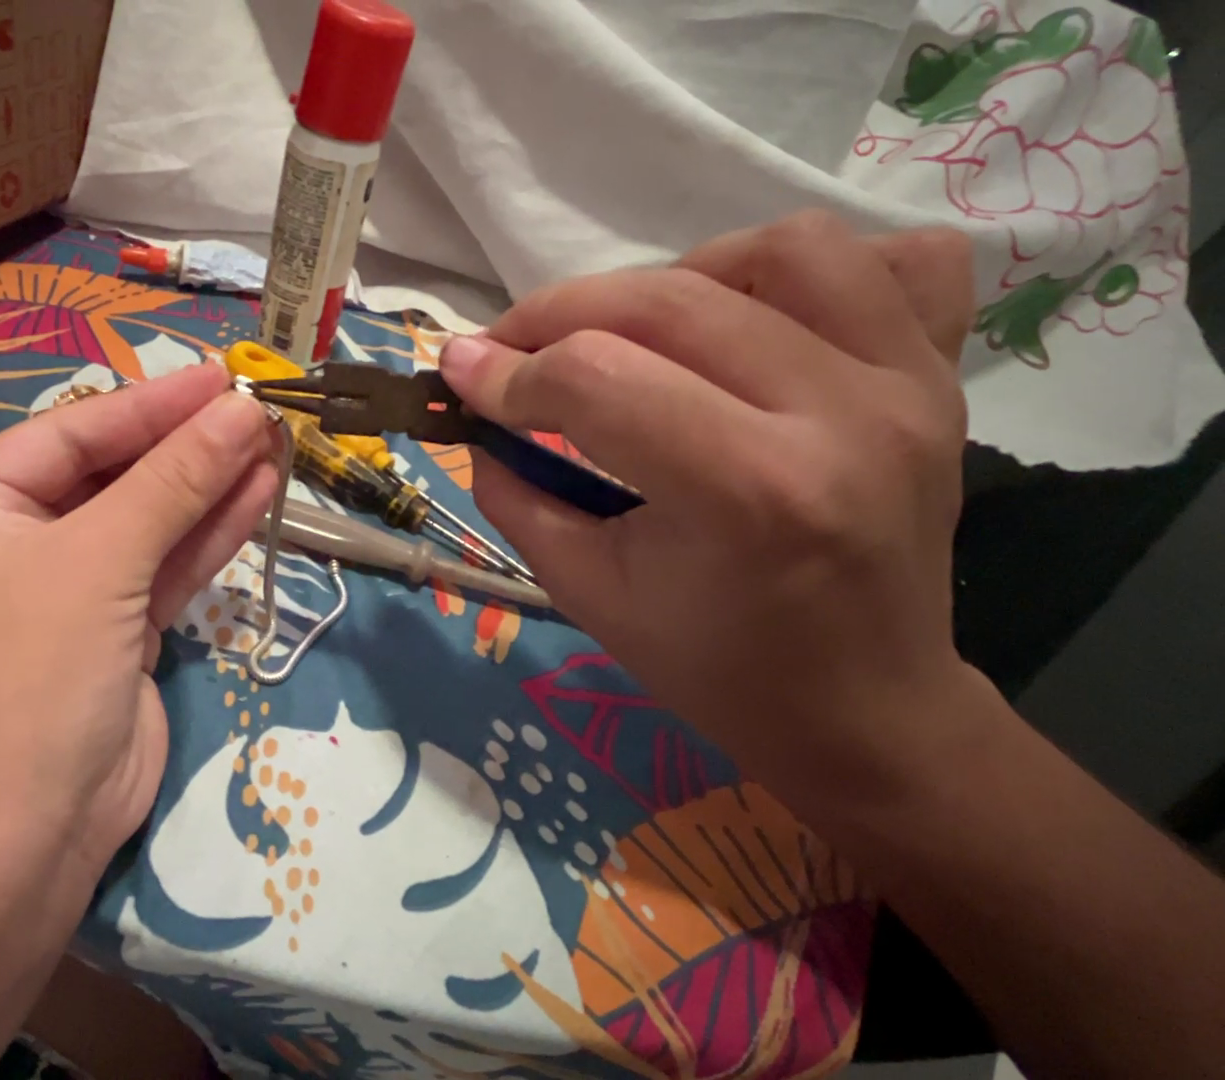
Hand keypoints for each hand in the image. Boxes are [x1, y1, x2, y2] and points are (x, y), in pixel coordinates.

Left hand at [0, 365, 275, 873]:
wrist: (19, 841)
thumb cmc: (29, 676)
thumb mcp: (97, 562)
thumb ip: (173, 483)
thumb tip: (241, 409)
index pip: (70, 434)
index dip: (148, 403)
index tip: (221, 376)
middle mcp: (17, 545)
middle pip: (113, 476)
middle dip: (186, 447)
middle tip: (260, 408)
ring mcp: (72, 596)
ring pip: (149, 525)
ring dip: (209, 488)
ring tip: (276, 443)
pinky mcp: (118, 639)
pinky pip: (166, 573)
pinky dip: (210, 538)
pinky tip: (259, 496)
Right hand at [438, 211, 976, 794]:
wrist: (858, 707)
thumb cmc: (712, 666)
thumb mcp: (583, 590)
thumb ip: (514, 491)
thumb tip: (476, 400)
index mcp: (746, 493)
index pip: (595, 380)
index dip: (505, 371)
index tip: (459, 375)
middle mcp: (839, 416)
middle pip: (669, 302)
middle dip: (557, 314)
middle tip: (509, 348)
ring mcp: (907, 385)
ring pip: (787, 249)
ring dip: (681, 275)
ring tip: (637, 329)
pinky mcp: (940, 377)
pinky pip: (899, 262)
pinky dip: (814, 271)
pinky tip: (758, 318)